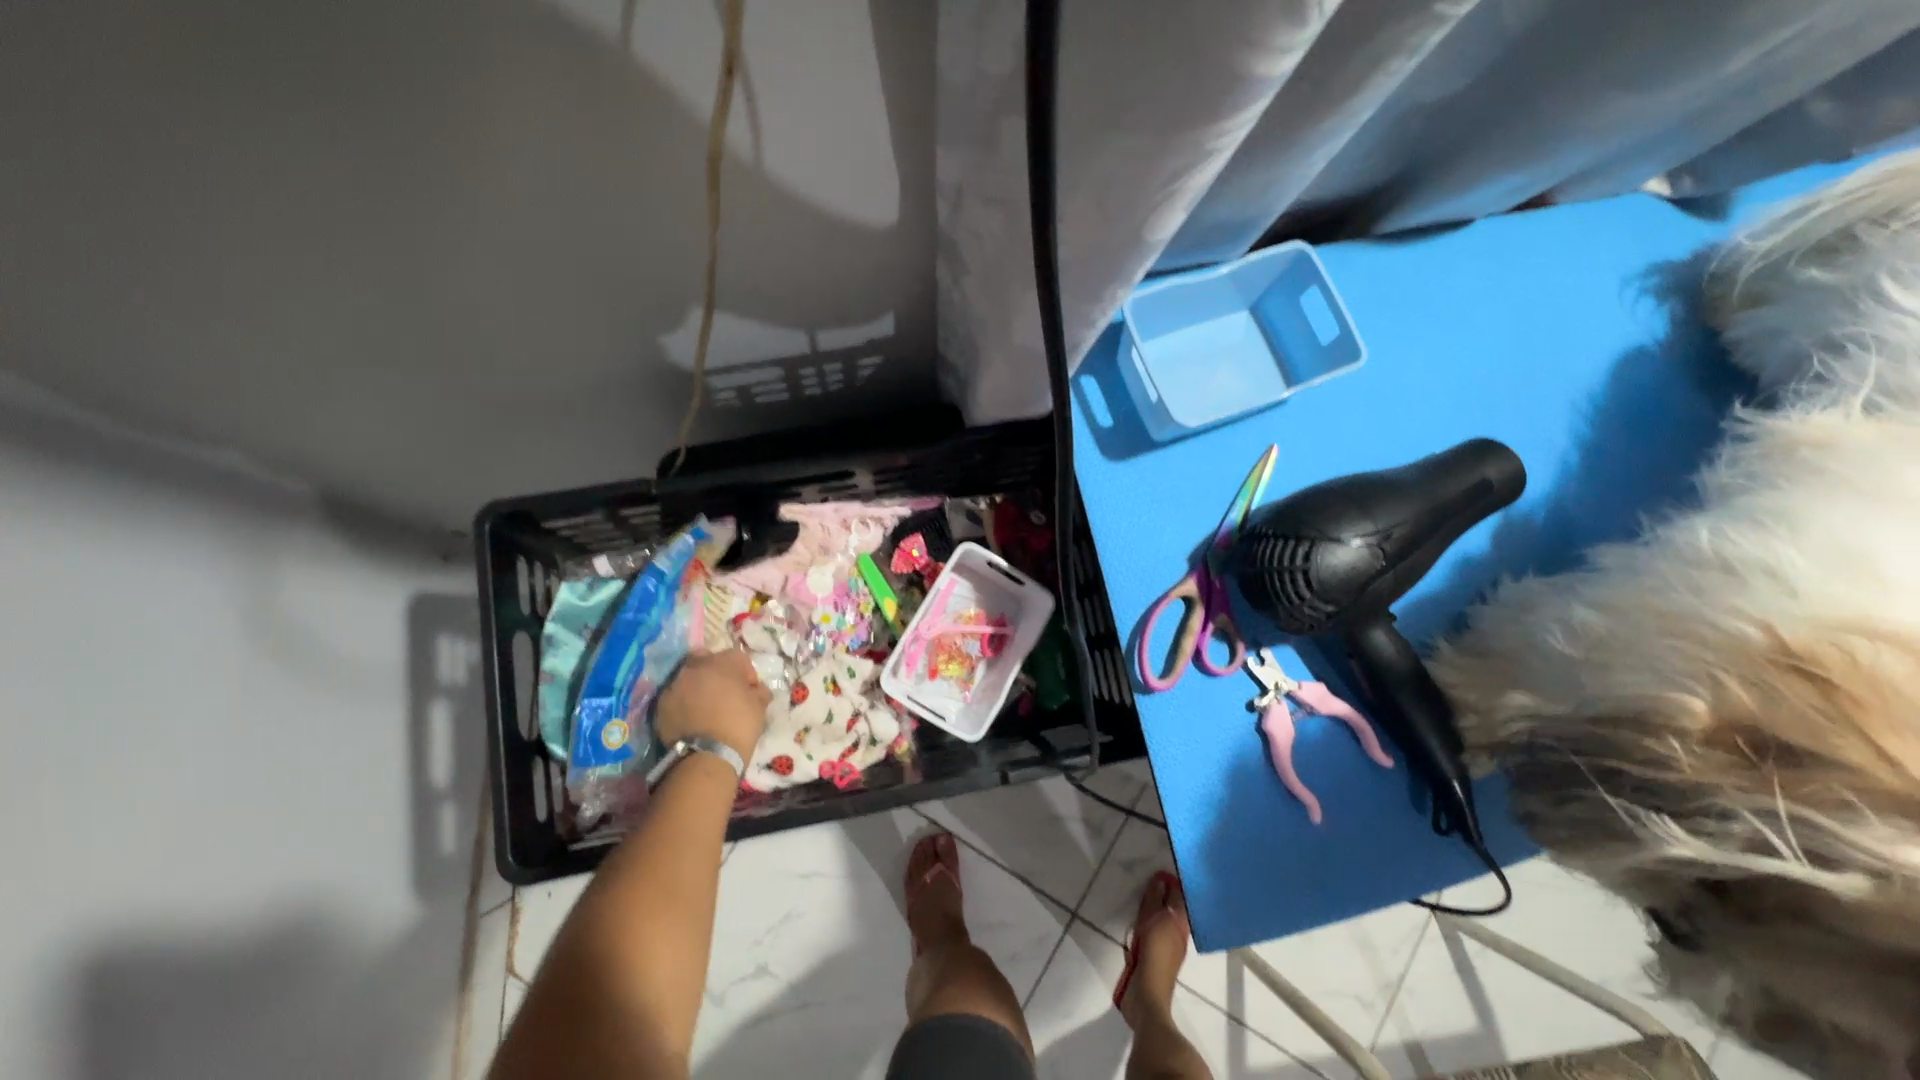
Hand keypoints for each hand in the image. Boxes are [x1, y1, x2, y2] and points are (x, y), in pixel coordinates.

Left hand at [656, 649, 771, 761]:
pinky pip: (675, 695)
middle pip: (708, 660)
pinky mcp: (661, 703)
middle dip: (716, 671)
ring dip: (697, 686)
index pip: (738, 657)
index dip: (746, 673)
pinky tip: (691, 718)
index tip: (750, 690)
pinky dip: (683, 702)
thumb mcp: (759, 708)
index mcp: (723, 662)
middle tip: (724, 692)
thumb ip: (759, 692)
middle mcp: (696, 666)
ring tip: (705, 706)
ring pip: (688, 676)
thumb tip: (757, 689)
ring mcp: (675, 684)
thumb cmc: (739, 726)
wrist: (706, 755)